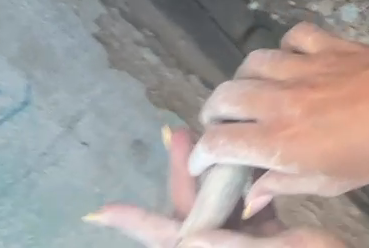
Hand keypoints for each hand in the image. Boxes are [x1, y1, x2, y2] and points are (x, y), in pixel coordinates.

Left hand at [86, 126, 343, 247]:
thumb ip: (231, 247)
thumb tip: (183, 240)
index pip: (169, 236)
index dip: (137, 221)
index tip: (102, 209)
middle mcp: (222, 244)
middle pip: (192, 210)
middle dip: (185, 172)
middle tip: (177, 132)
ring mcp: (243, 240)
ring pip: (218, 202)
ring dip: (214, 170)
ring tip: (212, 133)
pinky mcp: (266, 233)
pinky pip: (245, 202)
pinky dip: (243, 177)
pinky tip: (250, 149)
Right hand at [190, 23, 368, 204]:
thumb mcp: (329, 183)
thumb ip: (282, 185)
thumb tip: (248, 197)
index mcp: (281, 141)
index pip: (217, 142)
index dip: (202, 153)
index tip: (207, 160)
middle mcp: (285, 100)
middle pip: (224, 96)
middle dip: (214, 113)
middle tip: (226, 125)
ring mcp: (307, 67)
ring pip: (253, 62)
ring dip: (246, 79)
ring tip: (255, 92)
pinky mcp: (330, 44)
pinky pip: (295, 34)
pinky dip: (287, 46)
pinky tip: (294, 61)